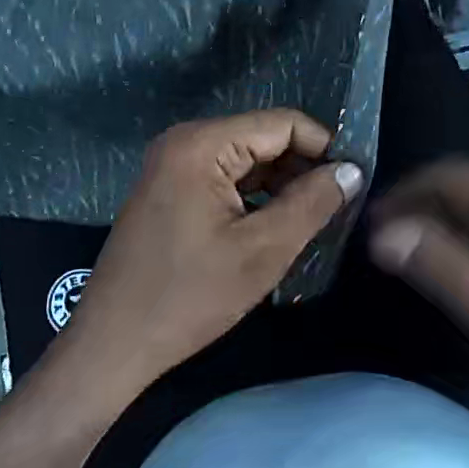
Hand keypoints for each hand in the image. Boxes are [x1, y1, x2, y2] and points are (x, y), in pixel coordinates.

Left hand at [59, 109, 362, 383]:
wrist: (114, 343)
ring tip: (315, 220)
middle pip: (265, 139)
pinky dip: (258, 198)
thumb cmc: (191, 295)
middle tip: (339, 206)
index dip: (325, 148)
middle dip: (305, 168)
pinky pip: (228, 181)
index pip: (283, 124)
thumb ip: (313, 202)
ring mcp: (173, 168)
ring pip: (249, 162)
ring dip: (284, 186)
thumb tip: (352, 171)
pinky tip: (278, 227)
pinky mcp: (171, 193)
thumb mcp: (264, 249)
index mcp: (202, 145)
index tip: (354, 182)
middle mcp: (184, 143)